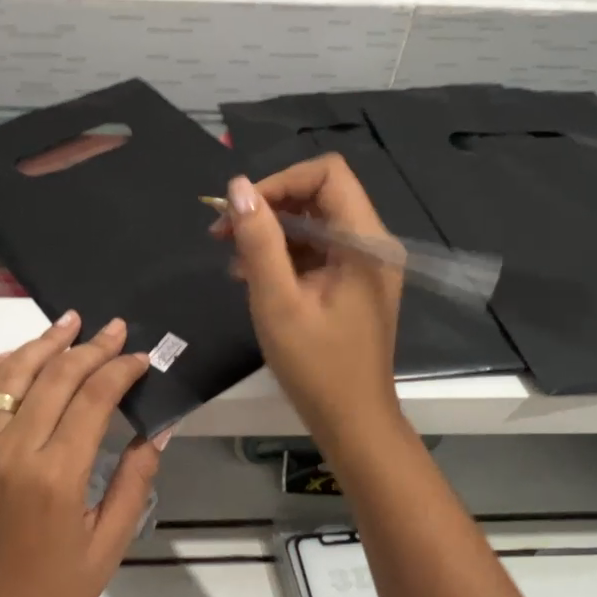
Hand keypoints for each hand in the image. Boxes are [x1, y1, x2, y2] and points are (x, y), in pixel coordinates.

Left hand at [0, 314, 164, 596]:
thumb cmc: (55, 592)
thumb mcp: (109, 543)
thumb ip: (135, 480)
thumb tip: (161, 428)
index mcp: (56, 476)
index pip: (94, 397)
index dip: (122, 370)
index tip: (142, 358)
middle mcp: (13, 451)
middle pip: (56, 375)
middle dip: (92, 347)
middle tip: (117, 329)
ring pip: (10, 374)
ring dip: (42, 343)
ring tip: (70, 323)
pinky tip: (12, 357)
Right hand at [216, 155, 404, 438]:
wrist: (353, 423)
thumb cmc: (316, 366)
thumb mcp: (277, 302)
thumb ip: (258, 240)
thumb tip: (238, 187)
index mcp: (366, 242)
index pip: (327, 173)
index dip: (280, 181)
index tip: (242, 210)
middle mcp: (373, 243)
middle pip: (320, 193)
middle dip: (269, 206)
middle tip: (223, 232)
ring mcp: (367, 262)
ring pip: (315, 219)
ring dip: (272, 231)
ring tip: (233, 258)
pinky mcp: (355, 280)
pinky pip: (318, 247)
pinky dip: (285, 252)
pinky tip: (252, 275)